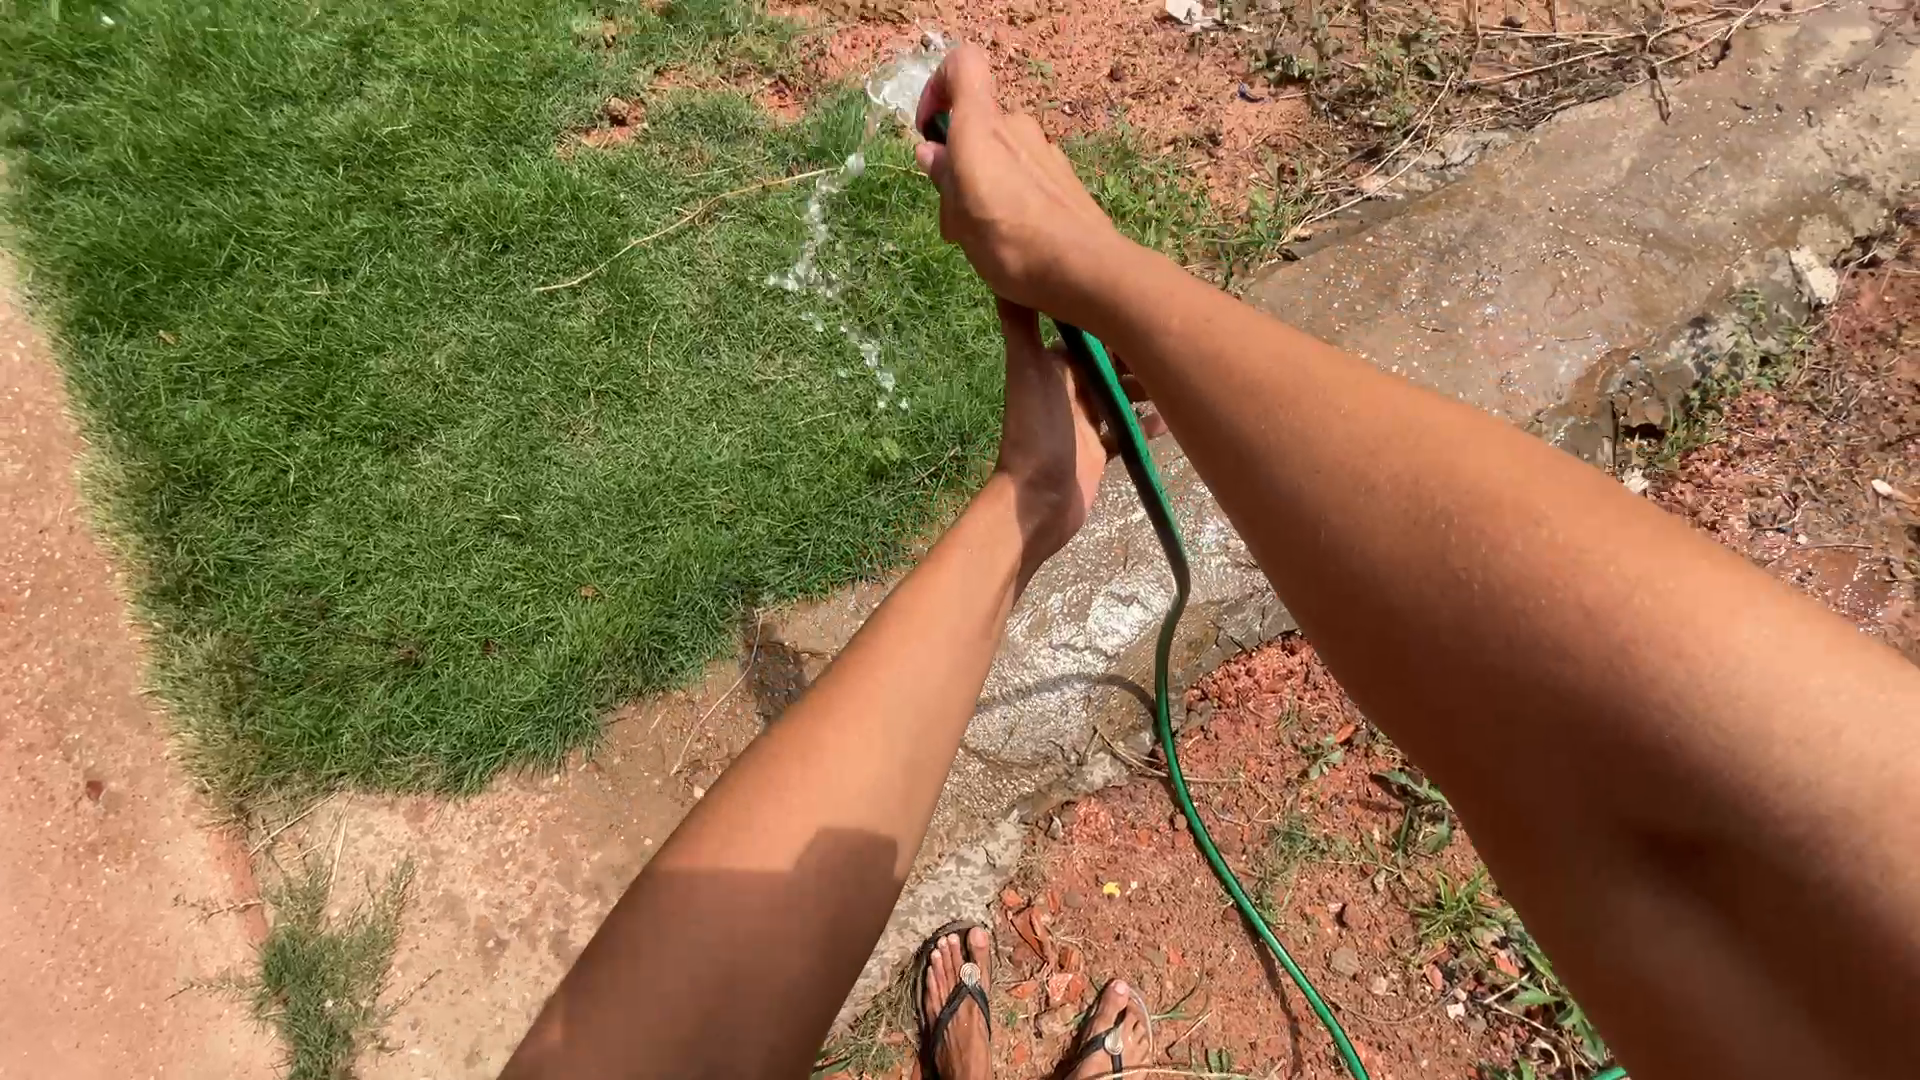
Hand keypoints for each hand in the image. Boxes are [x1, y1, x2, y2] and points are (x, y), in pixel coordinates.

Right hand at [915, 45, 1129, 319]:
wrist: (1082, 269)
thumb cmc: (1010, 240)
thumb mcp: (961, 214)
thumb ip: (944, 177)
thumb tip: (932, 152)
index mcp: (983, 125)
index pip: (961, 66)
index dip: (937, 89)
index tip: (929, 135)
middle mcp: (1016, 128)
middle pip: (977, 130)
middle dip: (958, 169)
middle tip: (955, 223)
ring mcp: (1044, 154)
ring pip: (1000, 162)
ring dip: (984, 195)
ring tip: (983, 245)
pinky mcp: (1063, 182)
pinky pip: (1024, 184)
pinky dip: (1011, 207)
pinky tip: (1013, 248)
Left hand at [991, 299, 1163, 576]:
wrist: (1037, 500)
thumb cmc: (1037, 430)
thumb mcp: (1028, 369)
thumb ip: (1021, 324)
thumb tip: (1010, 271)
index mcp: (1053, 368)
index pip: (1091, 336)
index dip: (1118, 324)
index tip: (1150, 311)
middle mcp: (1068, 392)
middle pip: (1111, 366)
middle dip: (1140, 357)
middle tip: (1175, 351)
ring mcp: (1085, 424)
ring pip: (1122, 397)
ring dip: (1148, 390)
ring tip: (1176, 385)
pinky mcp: (1099, 453)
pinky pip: (1128, 434)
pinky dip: (1146, 426)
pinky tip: (1170, 422)